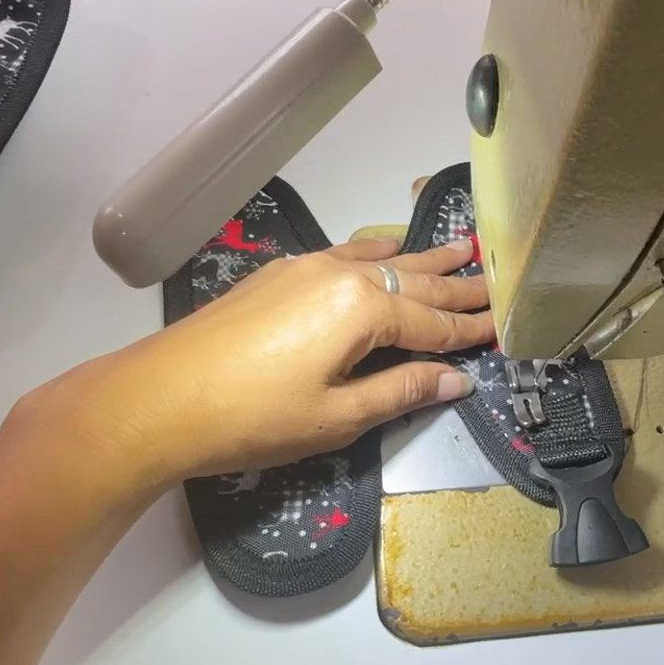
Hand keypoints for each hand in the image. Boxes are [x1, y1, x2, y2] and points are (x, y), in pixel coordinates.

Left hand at [13, 238, 492, 504]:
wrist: (159, 398)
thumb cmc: (253, 418)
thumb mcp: (336, 417)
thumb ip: (400, 391)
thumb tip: (455, 380)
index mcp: (362, 310)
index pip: (431, 321)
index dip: (468, 328)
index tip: (504, 323)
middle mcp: (340, 275)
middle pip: (412, 281)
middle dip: (456, 284)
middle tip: (497, 279)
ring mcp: (306, 267)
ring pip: (380, 260)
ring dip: (421, 258)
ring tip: (462, 247)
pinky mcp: (281, 274)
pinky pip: (345, 253)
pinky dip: (375, 251)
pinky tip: (385, 246)